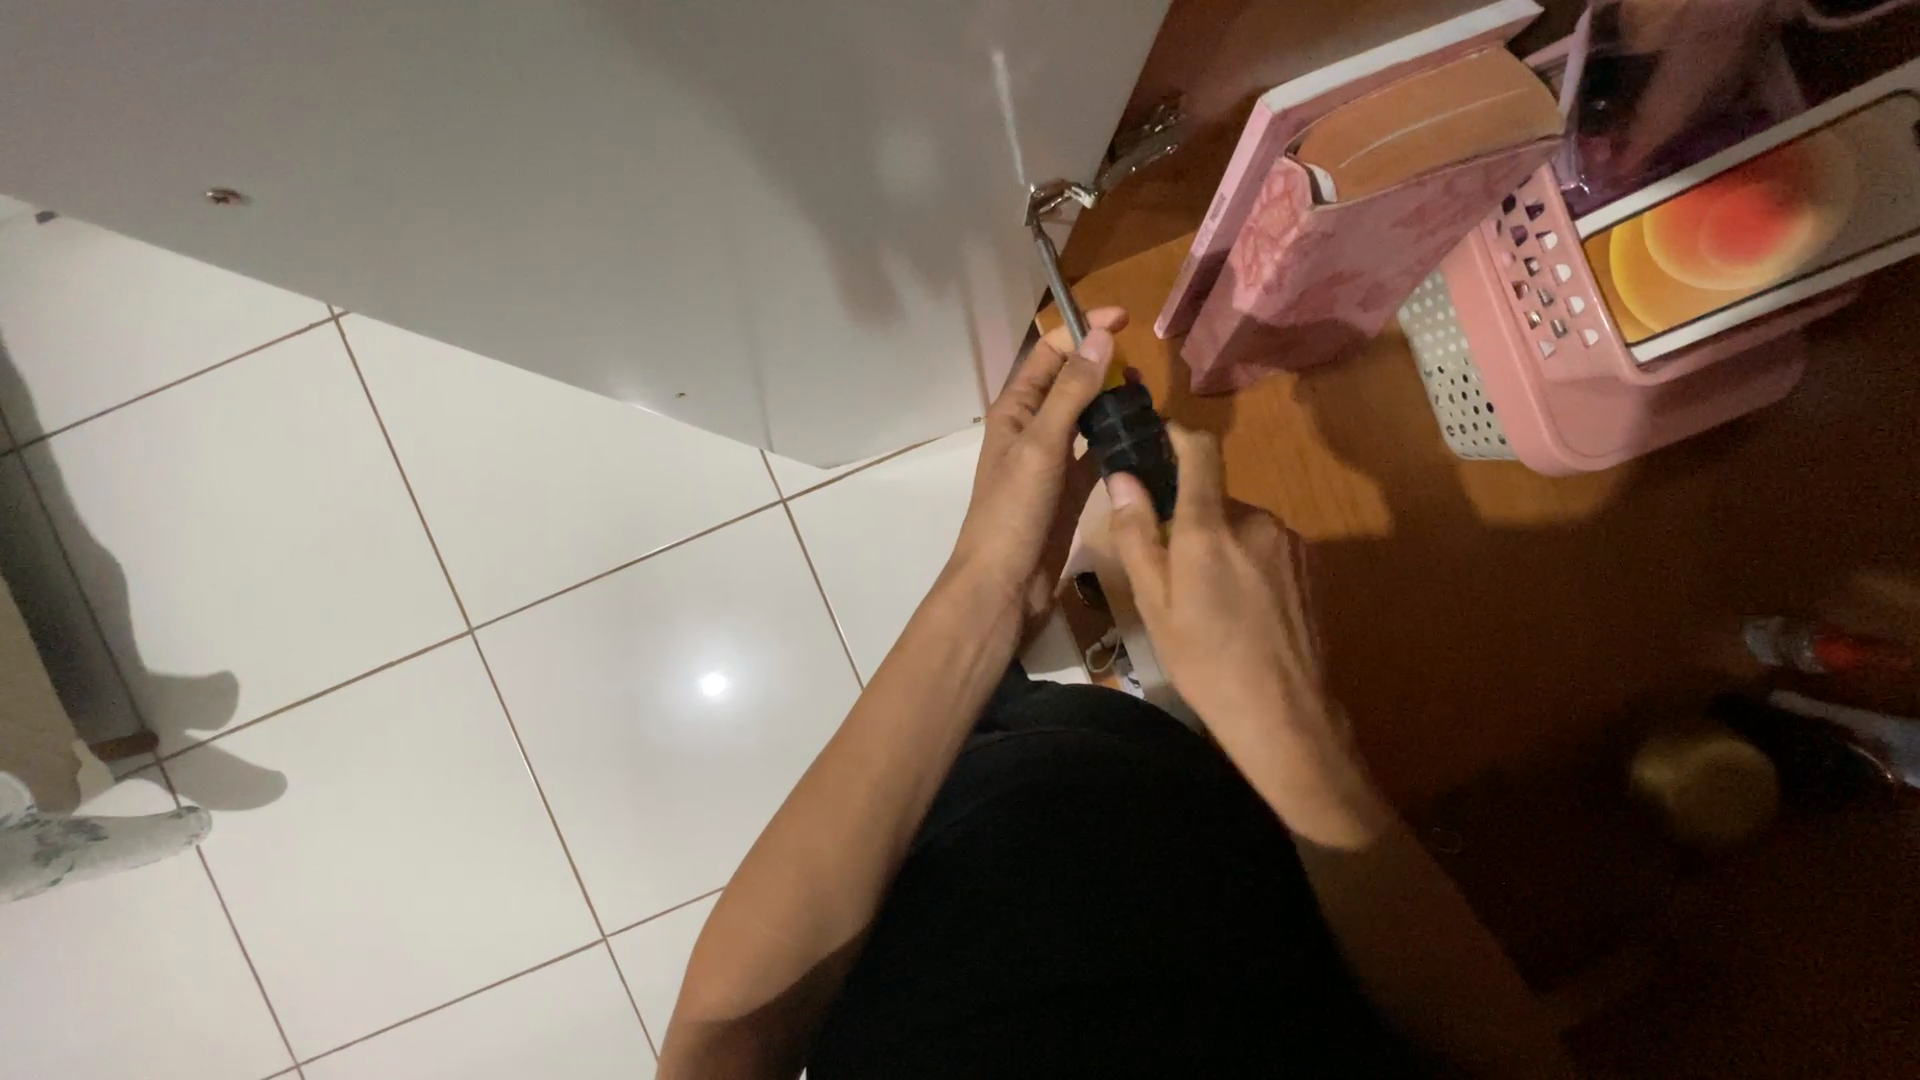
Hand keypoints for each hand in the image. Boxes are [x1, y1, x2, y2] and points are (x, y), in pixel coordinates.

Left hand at [946, 307, 1126, 628]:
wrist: (1004, 584)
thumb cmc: (1013, 511)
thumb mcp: (1041, 445)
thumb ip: (1071, 393)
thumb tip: (1100, 336)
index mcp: (1014, 410)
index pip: (1048, 354)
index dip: (1081, 330)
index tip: (1124, 318)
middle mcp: (1030, 429)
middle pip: (1068, 384)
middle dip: (1101, 366)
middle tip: (1143, 365)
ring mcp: (1050, 462)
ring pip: (1084, 419)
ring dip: (1111, 405)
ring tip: (1148, 398)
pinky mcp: (1068, 491)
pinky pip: (1094, 456)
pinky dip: (1116, 443)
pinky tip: (1144, 439)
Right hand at [1105, 426, 1327, 739]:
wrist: (1285, 713)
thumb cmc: (1204, 662)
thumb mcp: (1153, 605)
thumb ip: (1137, 536)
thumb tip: (1123, 480)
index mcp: (1209, 529)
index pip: (1199, 452)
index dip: (1177, 436)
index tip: (1158, 438)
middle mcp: (1255, 521)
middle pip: (1214, 499)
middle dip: (1191, 522)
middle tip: (1174, 574)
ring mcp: (1290, 542)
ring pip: (1240, 527)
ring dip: (1221, 546)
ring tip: (1212, 602)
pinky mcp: (1312, 564)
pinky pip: (1266, 547)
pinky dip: (1248, 563)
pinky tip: (1245, 610)